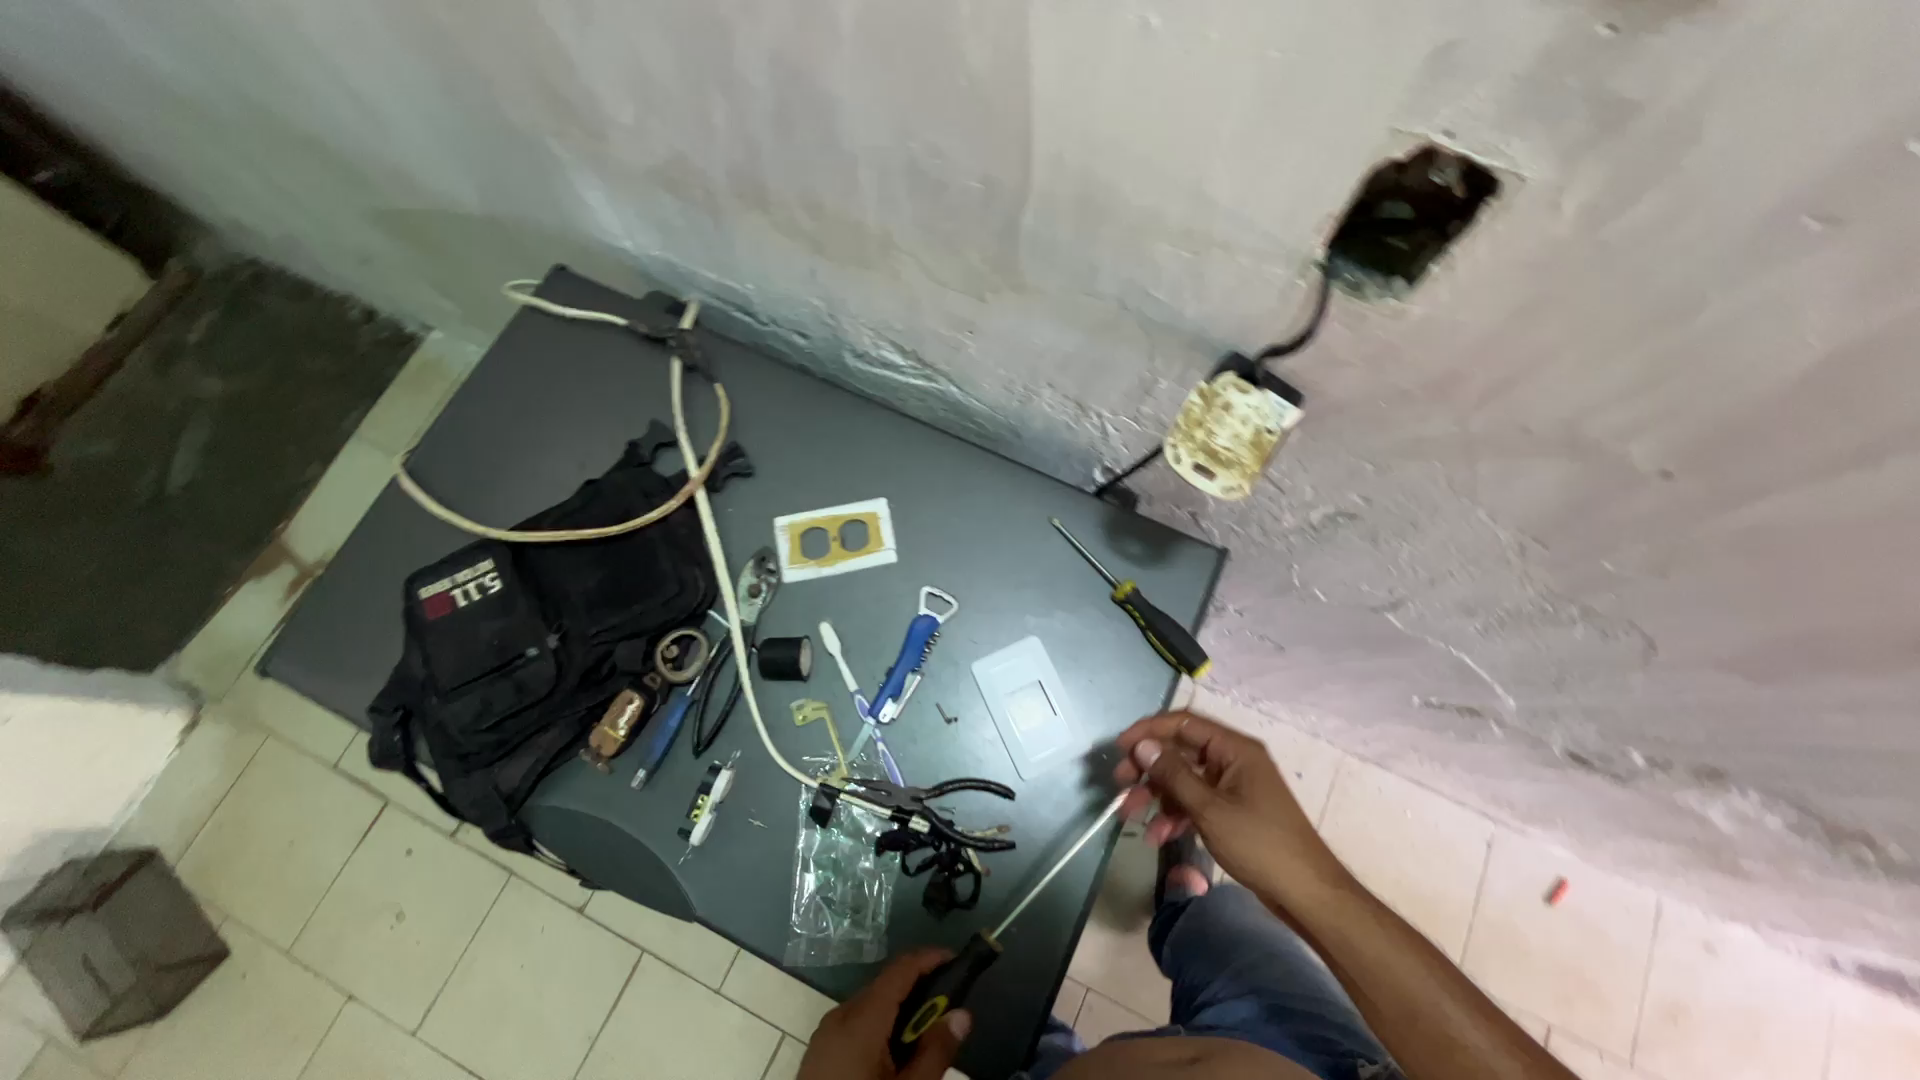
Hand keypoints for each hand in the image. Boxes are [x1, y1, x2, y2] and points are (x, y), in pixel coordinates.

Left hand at [798, 948, 969, 1079]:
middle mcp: (841, 1015)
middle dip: (920, 990)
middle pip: (887, 986)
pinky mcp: (820, 1051)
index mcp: (862, 1018)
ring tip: (926, 1039)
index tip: (958, 960)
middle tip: (949, 1011)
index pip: (901, 968)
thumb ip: (936, 1052)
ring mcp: (826, 1033)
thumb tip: (962, 1015)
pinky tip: (894, 1055)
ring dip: (900, 1011)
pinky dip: (880, 1026)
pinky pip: (856, 1023)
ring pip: (871, 1006)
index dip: (931, 958)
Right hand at [1112, 710, 1346, 896]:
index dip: (1149, 731)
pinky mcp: (1231, 811)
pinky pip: (1195, 802)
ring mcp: (1233, 786)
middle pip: (1181, 751)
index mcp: (1235, 749)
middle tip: (1120, 784)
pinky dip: (1175, 815)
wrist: (1304, 892)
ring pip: (1184, 780)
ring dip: (1157, 796)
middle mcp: (1233, 760)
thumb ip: (1173, 774)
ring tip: (1130, 816)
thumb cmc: (1259, 844)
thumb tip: (1142, 745)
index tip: (1120, 748)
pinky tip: (1158, 836)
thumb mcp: (1209, 809)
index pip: (1184, 723)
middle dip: (1148, 768)